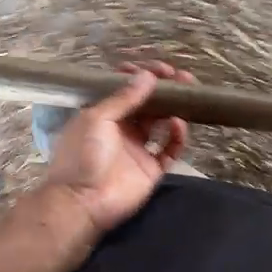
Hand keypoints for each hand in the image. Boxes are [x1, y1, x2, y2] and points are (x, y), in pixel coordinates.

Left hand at [42, 60, 194, 240]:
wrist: (82, 202)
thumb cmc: (82, 155)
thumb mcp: (97, 119)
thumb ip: (124, 97)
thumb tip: (149, 76)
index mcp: (103, 115)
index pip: (126, 90)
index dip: (142, 77)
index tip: (158, 69)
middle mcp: (122, 129)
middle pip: (148, 104)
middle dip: (165, 89)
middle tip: (182, 77)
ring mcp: (138, 148)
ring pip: (162, 123)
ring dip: (175, 108)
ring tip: (189, 96)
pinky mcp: (152, 168)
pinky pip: (170, 149)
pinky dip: (177, 136)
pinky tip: (179, 125)